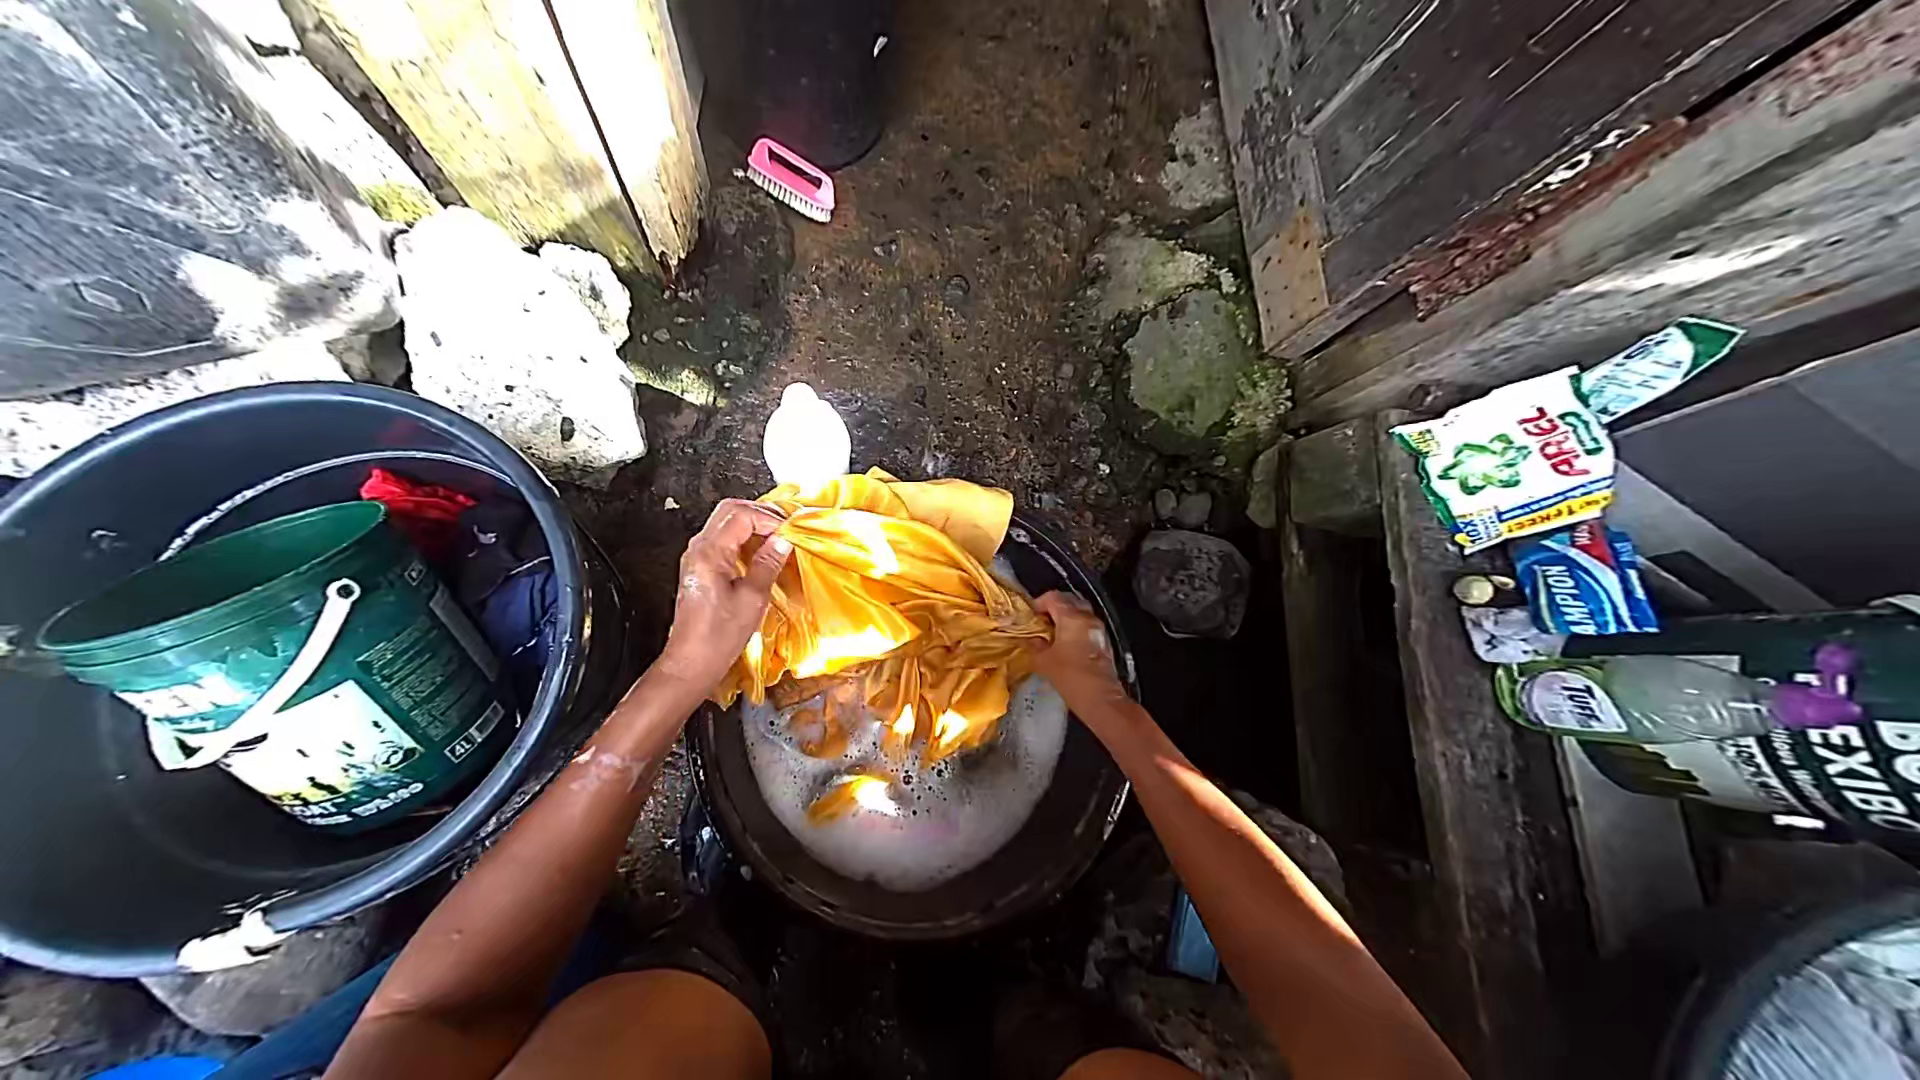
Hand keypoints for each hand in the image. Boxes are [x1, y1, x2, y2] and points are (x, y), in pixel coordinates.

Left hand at [656, 499, 791, 693]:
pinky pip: (724, 539)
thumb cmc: (719, 636)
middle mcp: (699, 549)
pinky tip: (763, 553)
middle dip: (761, 514)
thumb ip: (768, 564)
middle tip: (786, 528)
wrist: (692, 661)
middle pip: (730, 510)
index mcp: (709, 553)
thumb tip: (784, 540)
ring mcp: (697, 557)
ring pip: (726, 522)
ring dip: (754, 525)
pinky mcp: (701, 567)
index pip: (741, 515)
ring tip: (779, 539)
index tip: (791, 531)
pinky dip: (746, 539)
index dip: (770, 519)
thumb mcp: (752, 599)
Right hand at [1032, 591, 1130, 721]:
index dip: (1039, 603)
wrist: (1101, 699)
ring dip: (1066, 618)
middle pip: (1070, 601)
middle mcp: (1087, 619)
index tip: (1031, 615)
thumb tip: (1032, 640)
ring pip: (1080, 613)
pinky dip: (1076, 628)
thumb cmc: (1070, 677)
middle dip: (1054, 607)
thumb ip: (1035, 645)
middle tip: (1041, 621)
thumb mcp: (1043, 661)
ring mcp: (1098, 630)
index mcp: (1071, 618)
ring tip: (1052, 633)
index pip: (1053, 597)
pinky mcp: (1104, 642)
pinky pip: (1087, 626)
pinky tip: (1065, 644)